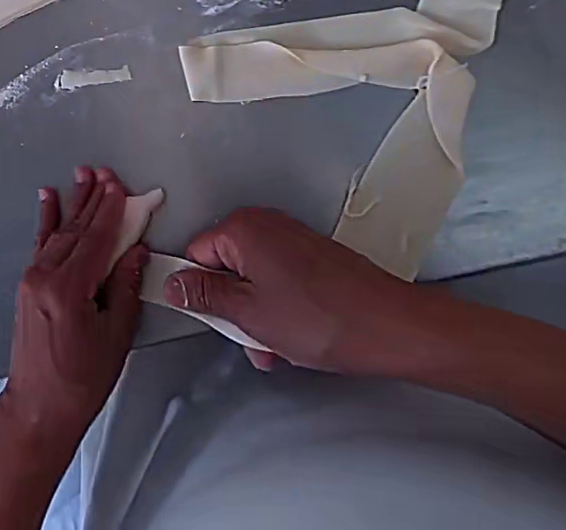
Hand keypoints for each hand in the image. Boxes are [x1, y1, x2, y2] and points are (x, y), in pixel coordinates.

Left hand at [0, 166, 146, 439]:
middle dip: (93, 198)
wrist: (38, 410)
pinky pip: (40, 243)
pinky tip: (49, 198)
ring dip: (74, 202)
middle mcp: (45, 276)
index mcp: (68, 289)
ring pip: (59, 231)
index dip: (111, 212)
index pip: (96, 239)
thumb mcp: (116, 335)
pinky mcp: (27, 283)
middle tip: (105, 173)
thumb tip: (135, 251)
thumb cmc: (80, 381)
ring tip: (84, 175)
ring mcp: (32, 278)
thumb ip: (126, 287)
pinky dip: (47, 218)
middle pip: (77, 229)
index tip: (121, 188)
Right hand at [163, 207, 457, 375]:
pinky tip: (297, 333)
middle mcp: (264, 224)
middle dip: (232, 307)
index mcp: (242, 229)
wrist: (391, 327)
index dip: (198, 290)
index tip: (210, 315)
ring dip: (257, 314)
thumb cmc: (326, 318)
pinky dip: (279, 306)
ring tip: (280, 342)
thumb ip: (203, 295)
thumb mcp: (248, 314)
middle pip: (223, 266)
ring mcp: (289, 238)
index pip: (194, 254)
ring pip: (251, 278)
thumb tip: (174, 283)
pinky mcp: (309, 254)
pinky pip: (276, 278)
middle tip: (251, 336)